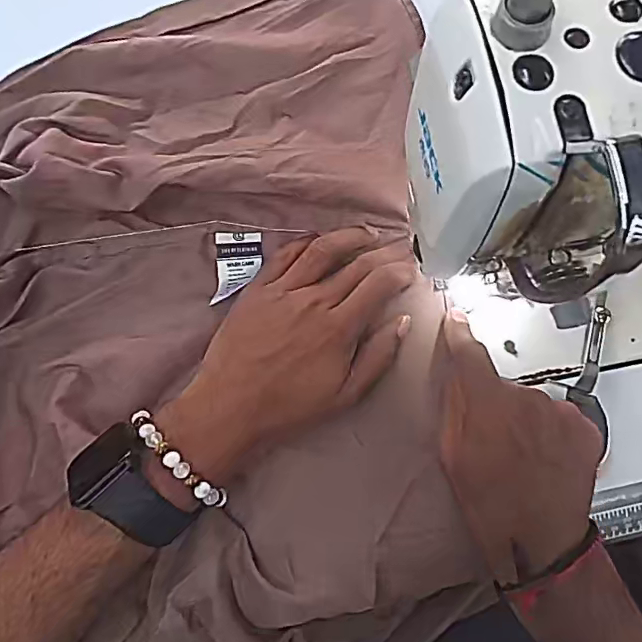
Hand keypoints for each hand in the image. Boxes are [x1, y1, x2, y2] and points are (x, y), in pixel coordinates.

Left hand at [156, 228, 419, 485]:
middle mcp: (313, 302)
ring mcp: (283, 291)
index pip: (379, 284)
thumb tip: (401, 322)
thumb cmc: (289, 407)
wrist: (230, 406)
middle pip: (358, 263)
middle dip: (385, 252)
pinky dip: (306, 241)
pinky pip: (285, 255)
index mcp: (339, 328)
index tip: (411, 269)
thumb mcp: (345, 395)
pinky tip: (318, 239)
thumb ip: (377, 357)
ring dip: (350, 236)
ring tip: (368, 234)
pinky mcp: (258, 289)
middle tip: (399, 249)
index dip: (400, 271)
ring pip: (322, 249)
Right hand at [438, 308, 602, 585]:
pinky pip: (561, 417)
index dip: (459, 332)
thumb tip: (454, 375)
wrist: (540, 540)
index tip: (456, 319)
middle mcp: (524, 398)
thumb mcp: (452, 456)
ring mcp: (557, 411)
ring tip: (523, 457)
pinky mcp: (583, 425)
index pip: (468, 351)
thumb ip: (452, 406)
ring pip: (533, 402)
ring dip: (527, 420)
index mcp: (485, 403)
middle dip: (497, 403)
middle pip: (503, 383)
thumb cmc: (492, 506)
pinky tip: (545, 458)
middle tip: (496, 440)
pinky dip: (553, 432)